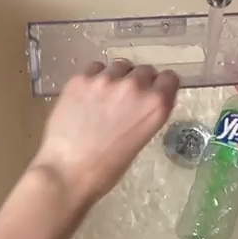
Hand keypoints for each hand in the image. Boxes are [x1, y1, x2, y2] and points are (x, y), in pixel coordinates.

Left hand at [30, 60, 179, 209]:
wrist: (67, 172)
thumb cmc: (107, 168)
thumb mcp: (140, 141)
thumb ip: (146, 114)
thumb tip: (143, 101)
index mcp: (155, 106)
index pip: (169, 78)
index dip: (162, 85)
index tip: (155, 91)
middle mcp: (135, 86)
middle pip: (144, 70)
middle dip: (139, 82)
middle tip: (127, 99)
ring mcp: (106, 80)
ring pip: (119, 66)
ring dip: (117, 77)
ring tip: (105, 96)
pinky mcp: (81, 78)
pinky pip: (95, 68)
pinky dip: (94, 78)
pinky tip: (87, 95)